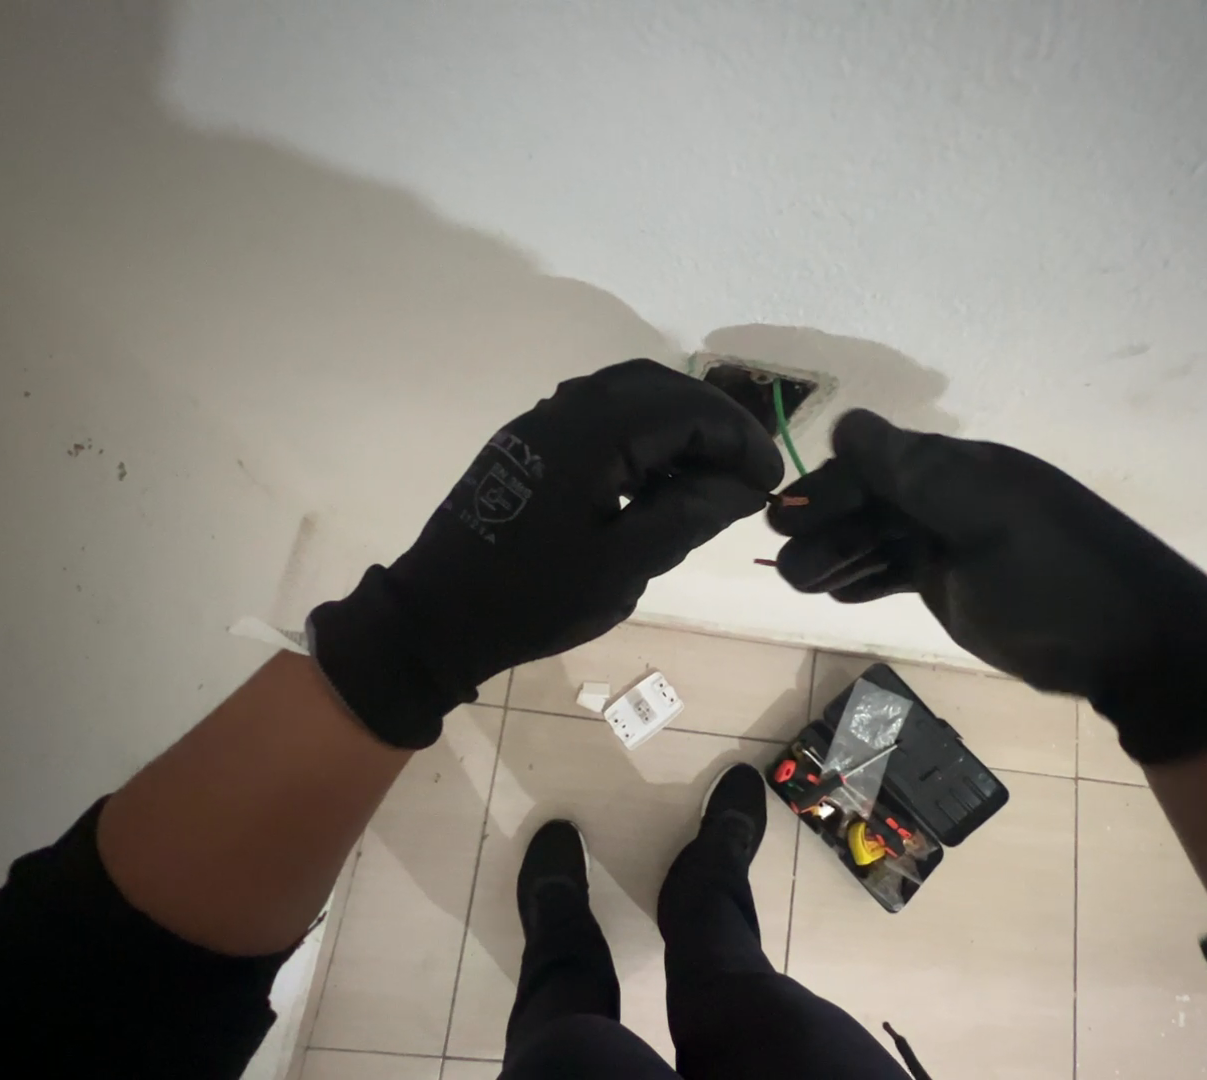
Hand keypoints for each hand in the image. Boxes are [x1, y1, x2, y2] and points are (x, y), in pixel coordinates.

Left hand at [310, 360, 783, 746]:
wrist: (435, 617)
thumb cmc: (531, 599)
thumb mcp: (622, 567)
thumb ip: (689, 516)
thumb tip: (744, 486)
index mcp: (592, 433)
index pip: (687, 411)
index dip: (739, 441)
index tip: (771, 481)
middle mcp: (567, 409)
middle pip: (660, 388)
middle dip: (714, 424)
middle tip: (749, 469)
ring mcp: (544, 421)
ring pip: (630, 397)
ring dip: (679, 427)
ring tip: (714, 474)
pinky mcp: (532, 442)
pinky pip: (601, 418)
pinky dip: (643, 438)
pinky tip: (661, 479)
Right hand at [767, 410, 1206, 762]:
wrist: (1132, 647)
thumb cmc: (1057, 578)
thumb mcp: (987, 518)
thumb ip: (915, 472)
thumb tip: (846, 424)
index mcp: (959, 471)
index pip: (875, 467)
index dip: (829, 490)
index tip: (786, 519)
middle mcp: (949, 499)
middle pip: (869, 506)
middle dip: (825, 531)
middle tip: (785, 564)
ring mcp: (950, 543)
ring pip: (877, 542)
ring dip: (837, 560)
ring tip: (801, 584)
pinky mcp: (952, 584)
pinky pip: (896, 572)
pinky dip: (866, 580)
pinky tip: (839, 594)